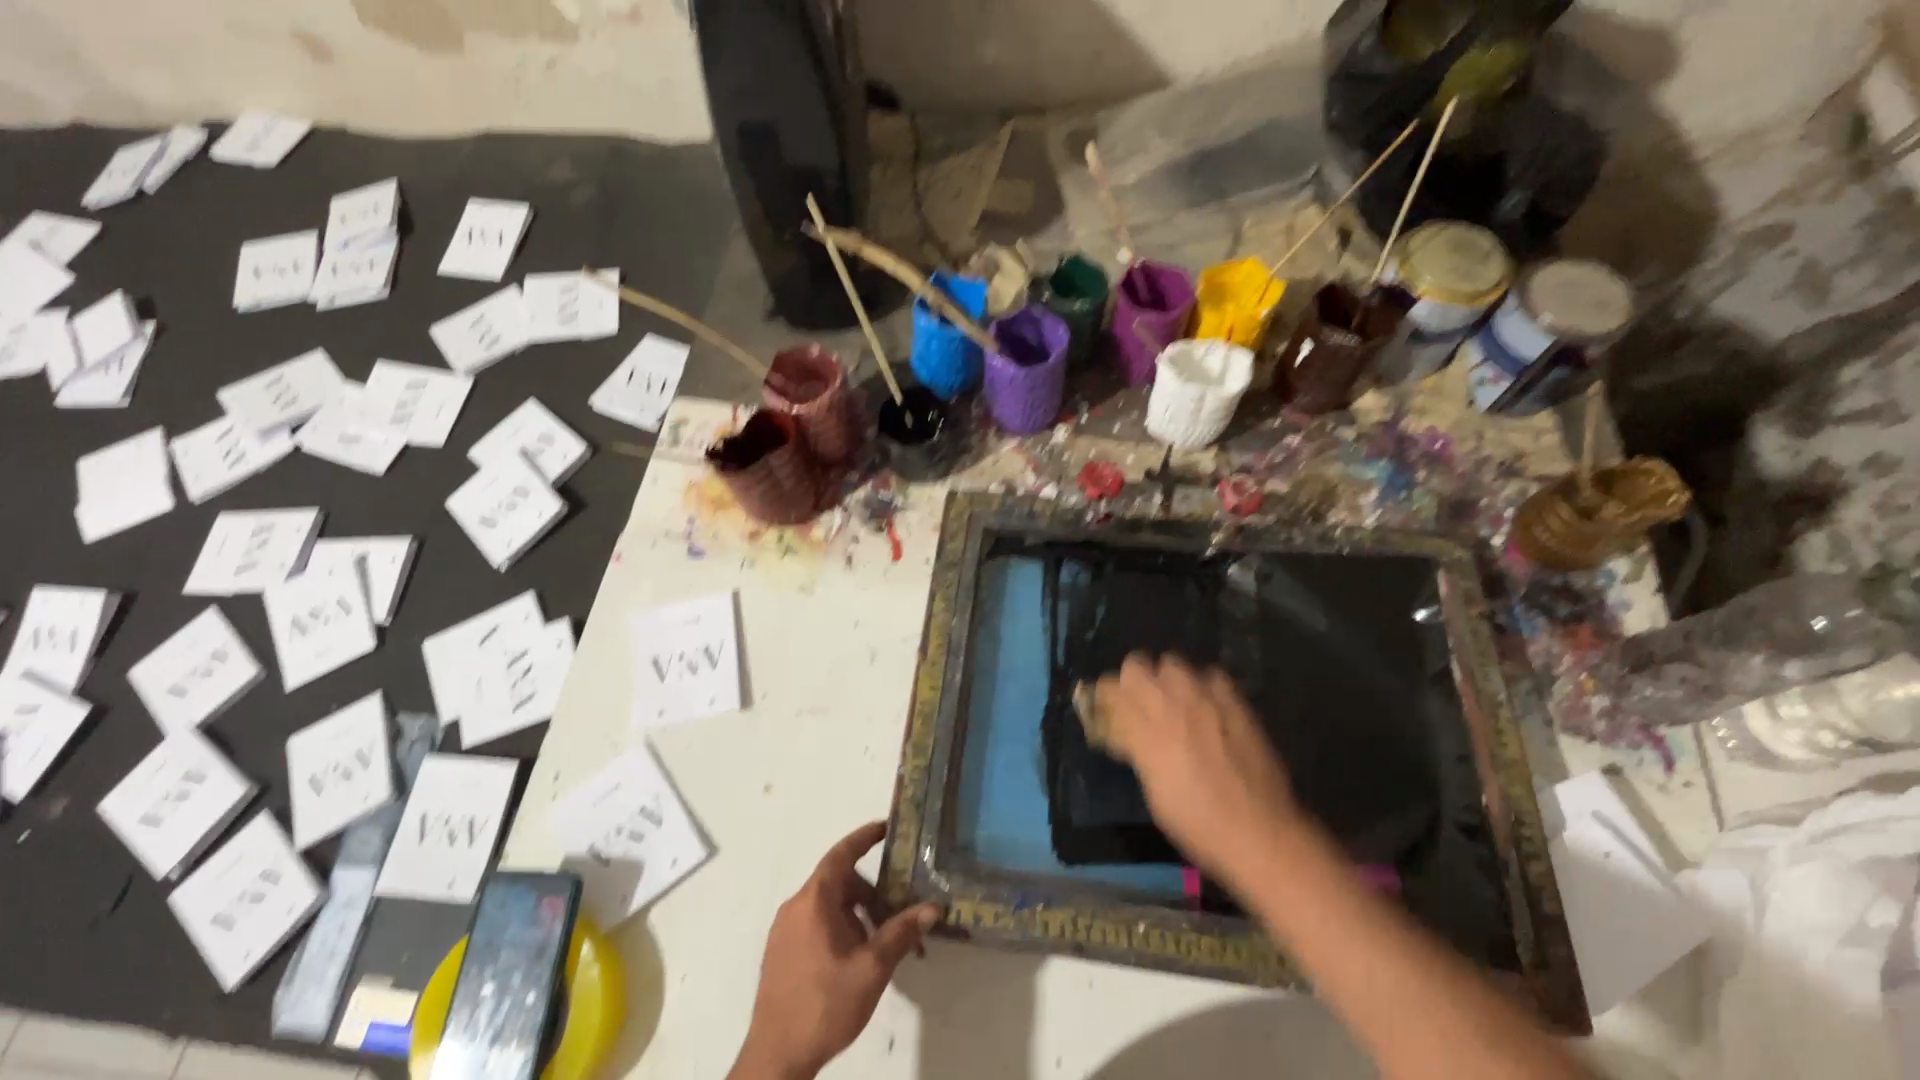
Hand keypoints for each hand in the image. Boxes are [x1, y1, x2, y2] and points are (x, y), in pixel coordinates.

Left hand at [731, 822, 939, 1079]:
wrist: (777, 1055)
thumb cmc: (825, 1004)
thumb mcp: (872, 968)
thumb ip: (901, 933)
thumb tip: (931, 908)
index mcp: (813, 902)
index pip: (841, 855)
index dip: (864, 838)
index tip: (886, 827)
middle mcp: (795, 908)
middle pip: (838, 883)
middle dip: (871, 893)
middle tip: (899, 911)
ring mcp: (784, 931)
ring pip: (828, 907)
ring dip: (857, 915)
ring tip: (883, 945)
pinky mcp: (781, 953)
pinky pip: (815, 924)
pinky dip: (841, 928)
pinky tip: (858, 959)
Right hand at [1093, 653, 1302, 883]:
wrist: (1259, 832)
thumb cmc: (1197, 824)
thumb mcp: (1153, 791)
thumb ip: (1138, 751)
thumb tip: (1126, 735)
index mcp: (1146, 733)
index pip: (1111, 690)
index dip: (1103, 696)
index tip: (1104, 708)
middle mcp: (1172, 707)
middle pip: (1137, 664)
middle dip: (1131, 680)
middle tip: (1137, 703)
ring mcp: (1207, 700)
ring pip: (1172, 662)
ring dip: (1166, 679)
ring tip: (1174, 702)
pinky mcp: (1236, 702)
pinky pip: (1211, 675)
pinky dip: (1203, 686)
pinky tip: (1207, 707)